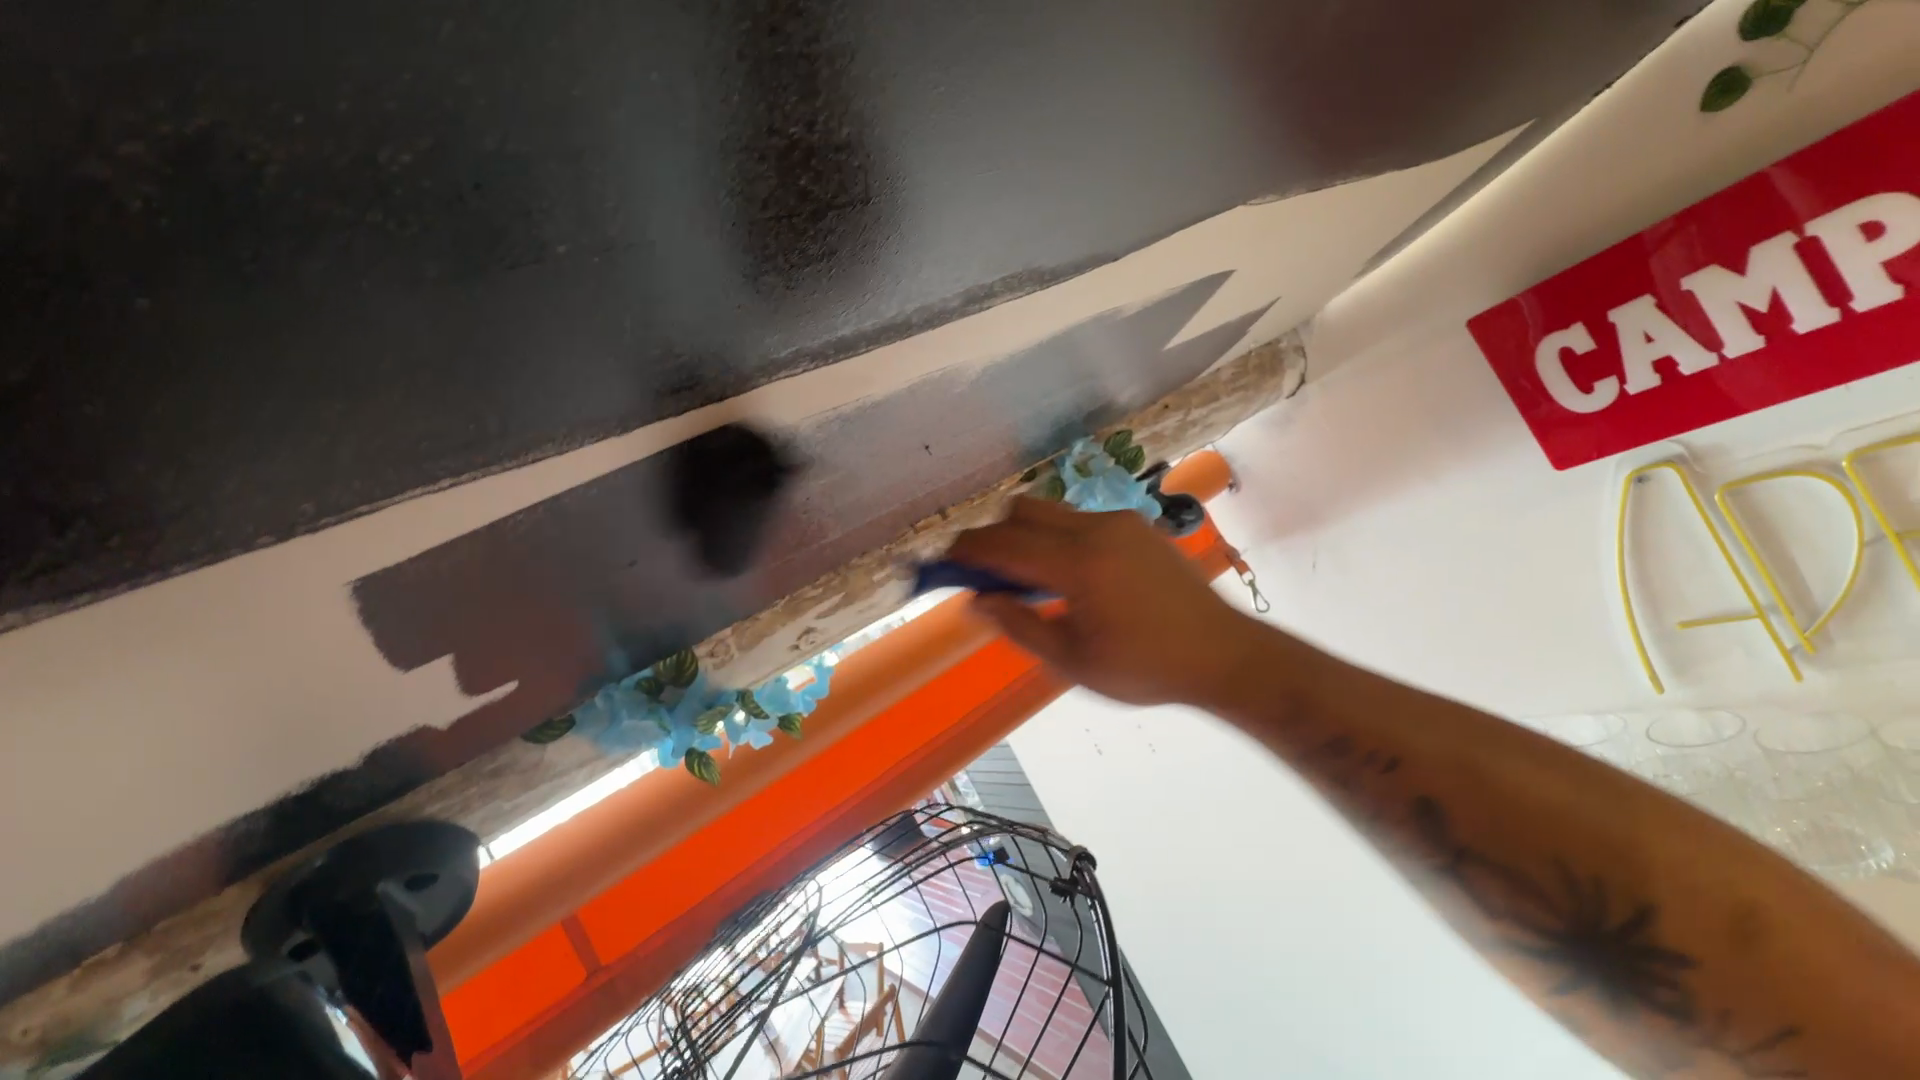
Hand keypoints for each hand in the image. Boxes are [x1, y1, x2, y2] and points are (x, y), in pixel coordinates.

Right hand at [945, 497, 1265, 706]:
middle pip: (1022, 510)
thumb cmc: (1145, 668)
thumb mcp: (1072, 661)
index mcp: (1079, 564)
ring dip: (1026, 534)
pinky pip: (1080, 519)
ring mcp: (1120, 522)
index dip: (966, 550)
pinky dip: (1057, 536)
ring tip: (1027, 578)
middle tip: (985, 573)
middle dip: (994, 535)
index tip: (943, 562)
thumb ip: (1019, 626)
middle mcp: (1097, 529)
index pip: (1004, 544)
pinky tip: (1067, 574)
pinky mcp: (1137, 526)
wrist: (1223, 654)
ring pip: (1052, 511)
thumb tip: (976, 601)